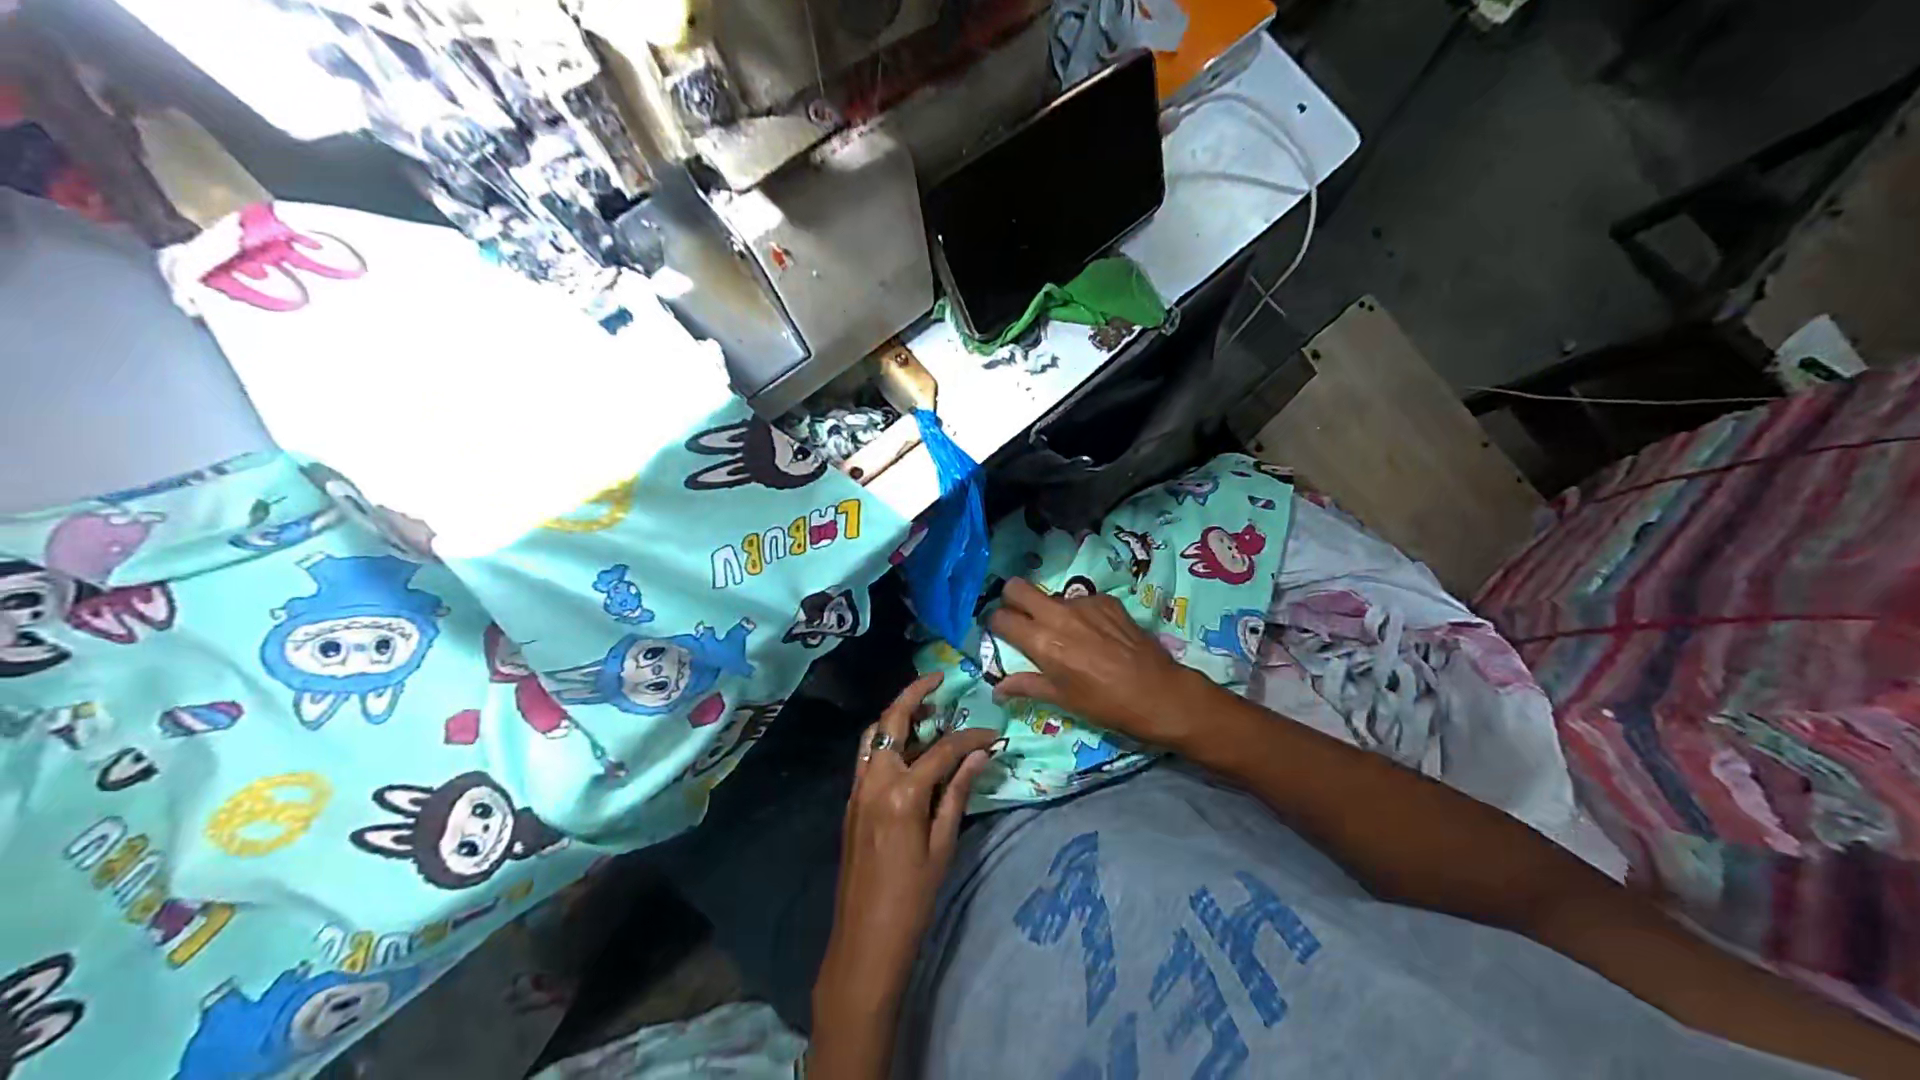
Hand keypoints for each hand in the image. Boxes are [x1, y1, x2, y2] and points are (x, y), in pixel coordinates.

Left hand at [812, 673, 995, 1074]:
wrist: (864, 940)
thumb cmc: (912, 898)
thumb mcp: (943, 845)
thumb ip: (958, 792)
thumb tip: (981, 753)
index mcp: (902, 792)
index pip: (942, 749)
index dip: (971, 736)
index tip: (993, 732)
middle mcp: (874, 780)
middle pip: (892, 721)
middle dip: (914, 694)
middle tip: (939, 680)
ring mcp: (856, 789)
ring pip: (873, 736)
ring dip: (896, 716)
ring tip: (925, 710)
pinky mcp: (850, 802)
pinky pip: (867, 757)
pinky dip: (886, 741)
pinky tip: (909, 749)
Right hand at [988, 578, 1226, 750]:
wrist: (1159, 693)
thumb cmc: (1105, 704)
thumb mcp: (1062, 699)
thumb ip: (1026, 686)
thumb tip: (998, 689)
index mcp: (1042, 642)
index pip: (1001, 618)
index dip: (996, 624)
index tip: (1001, 633)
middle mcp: (1058, 615)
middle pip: (1017, 587)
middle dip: (1012, 599)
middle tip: (1021, 619)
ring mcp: (1084, 603)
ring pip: (1051, 595)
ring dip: (1050, 610)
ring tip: (1068, 635)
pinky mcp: (1107, 600)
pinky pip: (1081, 600)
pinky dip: (1080, 614)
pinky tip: (1096, 634)